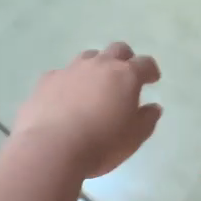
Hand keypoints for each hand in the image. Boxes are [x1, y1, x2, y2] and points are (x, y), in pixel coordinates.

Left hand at [12, 43, 161, 177]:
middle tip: (124, 75)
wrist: (49, 150)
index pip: (145, 63)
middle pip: (117, 49)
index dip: (150, 70)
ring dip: (95, 67)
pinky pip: (60, 75)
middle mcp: (100, 65)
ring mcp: (71, 70)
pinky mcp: (46, 81)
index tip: (152, 79)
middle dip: (124, 59)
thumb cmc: (99, 145)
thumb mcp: (133, 138)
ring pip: (88, 57)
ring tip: (92, 86)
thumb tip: (153, 108)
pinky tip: (62, 99)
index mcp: (126, 76)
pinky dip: (66, 83)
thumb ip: (147, 120)